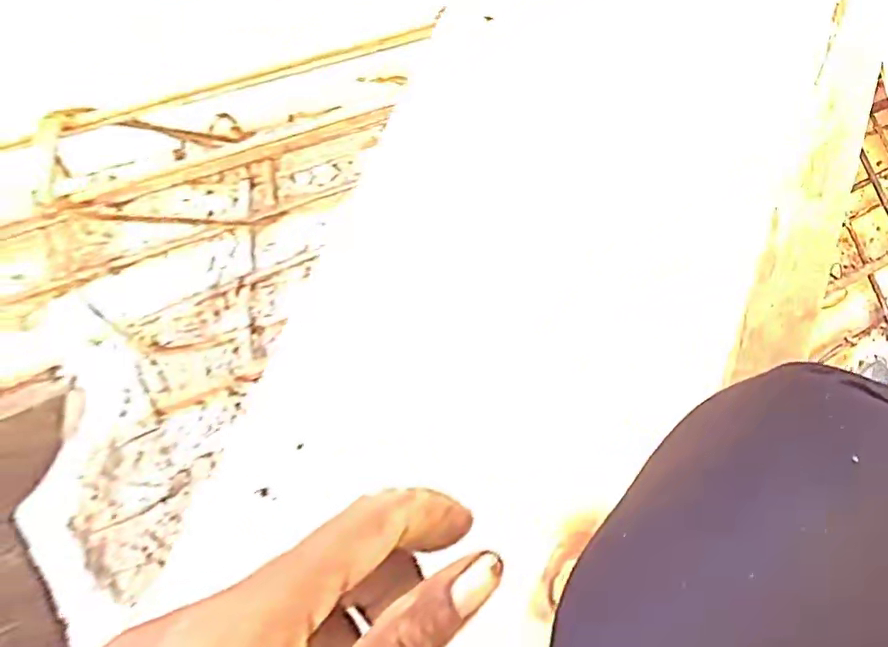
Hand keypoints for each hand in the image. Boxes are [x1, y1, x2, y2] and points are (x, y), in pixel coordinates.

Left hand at [110, 489, 500, 646]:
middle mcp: (186, 620)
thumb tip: (478, 569)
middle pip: (328, 552)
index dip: (432, 511)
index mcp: (246, 608)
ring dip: (342, 606)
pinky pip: (234, 625)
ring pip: (280, 593)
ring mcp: (152, 646)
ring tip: (372, 641)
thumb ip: (410, 626)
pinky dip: (292, 629)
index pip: (372, 515)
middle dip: (391, 568)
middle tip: (429, 598)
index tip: (462, 523)